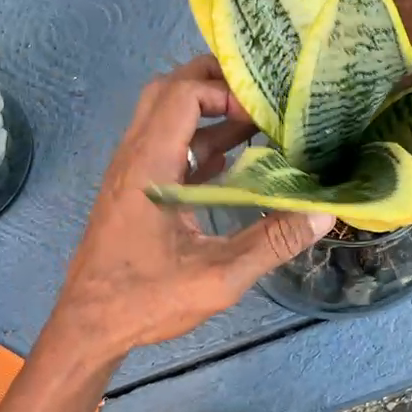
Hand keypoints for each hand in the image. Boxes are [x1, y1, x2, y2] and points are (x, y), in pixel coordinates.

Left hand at [52, 58, 334, 356]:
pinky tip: (237, 160)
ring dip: (209, 113)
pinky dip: (200, 140)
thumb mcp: (218, 277)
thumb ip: (271, 242)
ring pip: (166, 115)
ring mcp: (132, 171)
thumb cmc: (146, 300)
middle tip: (262, 98)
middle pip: (169, 90)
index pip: (182, 94)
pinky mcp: (136, 189)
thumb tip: (323, 214)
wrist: (89, 326)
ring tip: (259, 124)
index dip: (225, 93)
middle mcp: (136, 156)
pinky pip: (168, 145)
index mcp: (150, 166)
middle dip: (215, 84)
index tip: (262, 116)